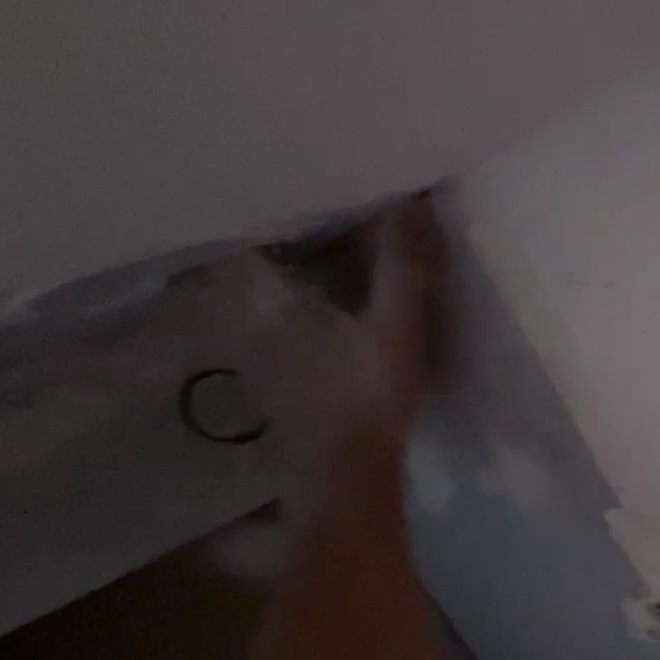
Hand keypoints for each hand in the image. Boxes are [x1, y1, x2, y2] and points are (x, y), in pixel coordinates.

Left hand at [247, 195, 446, 465]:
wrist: (349, 472)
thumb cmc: (366, 397)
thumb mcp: (396, 328)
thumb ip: (404, 269)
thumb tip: (414, 203)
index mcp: (261, 296)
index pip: (256, 229)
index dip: (281, 205)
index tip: (310, 187)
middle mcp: (245, 315)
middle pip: (265, 260)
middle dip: (296, 238)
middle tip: (330, 215)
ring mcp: (256, 349)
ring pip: (275, 293)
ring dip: (304, 273)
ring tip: (340, 254)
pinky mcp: (277, 374)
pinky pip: (288, 322)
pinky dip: (311, 307)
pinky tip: (339, 309)